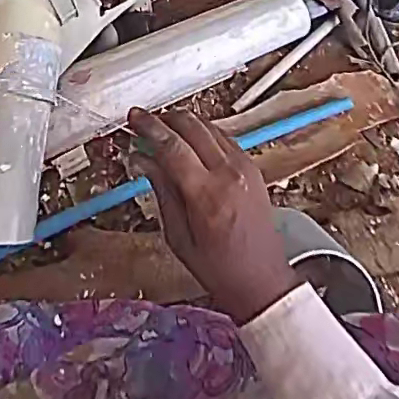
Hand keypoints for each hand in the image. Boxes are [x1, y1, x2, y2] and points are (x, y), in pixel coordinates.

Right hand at [129, 107, 298, 323]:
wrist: (264, 281)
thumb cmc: (218, 267)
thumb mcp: (178, 236)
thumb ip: (162, 191)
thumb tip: (142, 158)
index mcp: (206, 195)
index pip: (172, 146)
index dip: (149, 126)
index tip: (134, 117)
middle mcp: (228, 173)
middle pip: (191, 125)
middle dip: (163, 117)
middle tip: (144, 121)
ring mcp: (243, 167)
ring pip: (207, 125)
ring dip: (182, 121)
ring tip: (162, 130)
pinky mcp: (252, 166)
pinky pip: (222, 135)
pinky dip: (201, 131)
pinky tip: (188, 140)